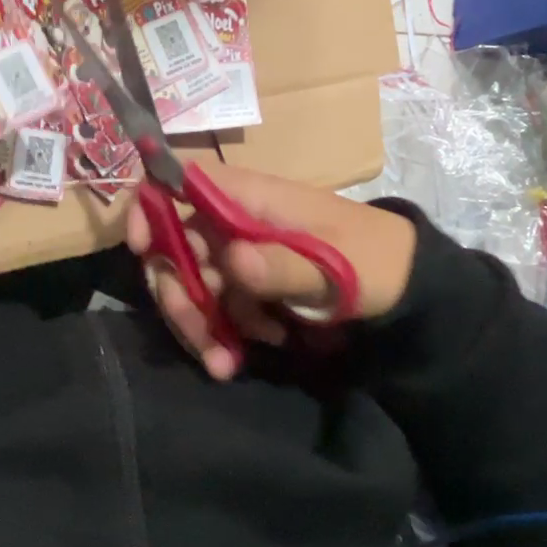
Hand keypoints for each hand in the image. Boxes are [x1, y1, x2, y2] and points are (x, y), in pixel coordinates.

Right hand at [126, 163, 417, 380]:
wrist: (406, 289)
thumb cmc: (373, 261)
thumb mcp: (336, 266)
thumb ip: (284, 266)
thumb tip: (231, 262)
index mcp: (250, 197)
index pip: (180, 182)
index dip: (149, 207)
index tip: (140, 249)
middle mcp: (232, 221)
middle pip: (173, 246)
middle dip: (178, 296)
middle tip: (201, 339)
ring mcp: (237, 254)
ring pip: (189, 284)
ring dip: (200, 326)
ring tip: (227, 365)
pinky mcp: (245, 285)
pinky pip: (214, 307)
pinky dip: (223, 334)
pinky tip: (248, 353)